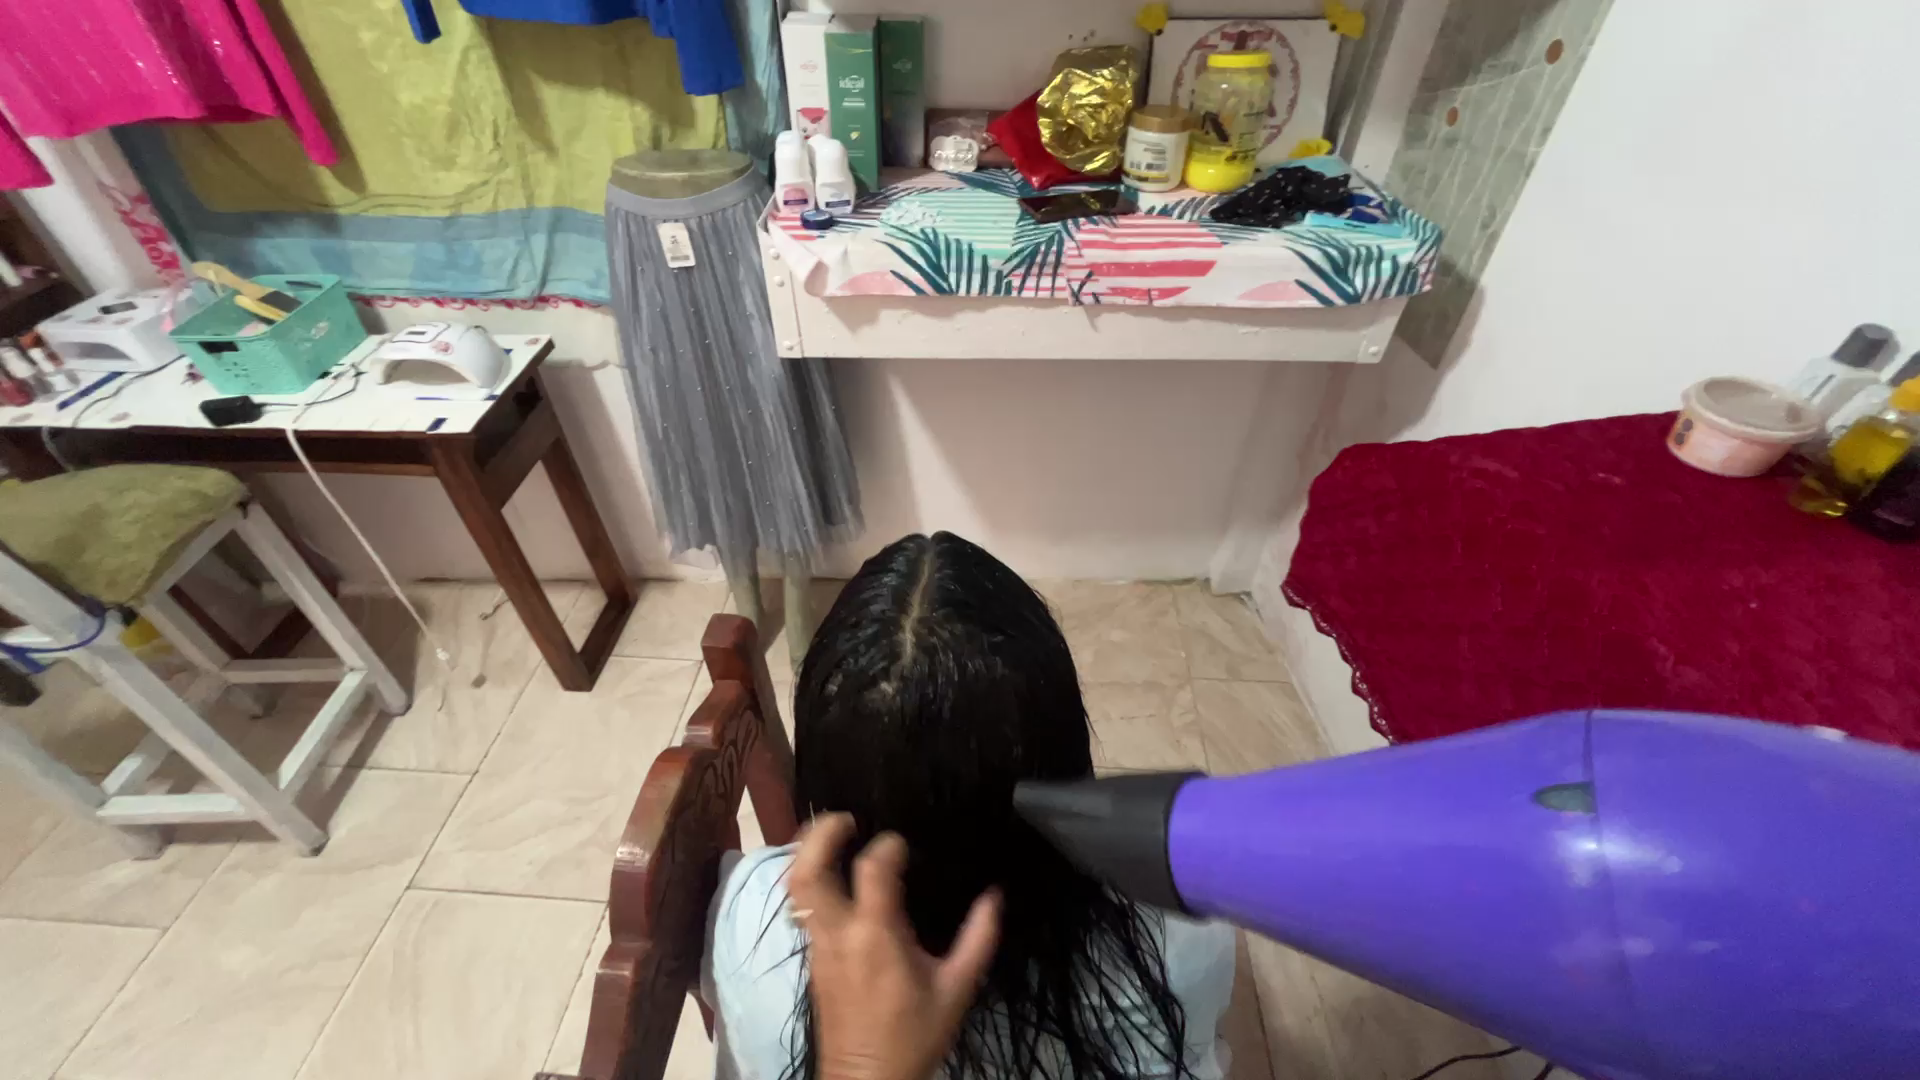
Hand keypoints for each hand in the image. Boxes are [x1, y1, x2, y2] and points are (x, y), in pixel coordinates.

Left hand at [787, 813, 1001, 1079]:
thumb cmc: (913, 1036)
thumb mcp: (957, 988)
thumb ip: (979, 938)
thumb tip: (995, 896)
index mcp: (876, 935)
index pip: (872, 869)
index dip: (888, 846)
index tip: (903, 844)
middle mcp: (839, 933)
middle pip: (810, 870)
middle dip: (823, 833)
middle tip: (846, 818)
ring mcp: (818, 945)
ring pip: (796, 887)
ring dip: (808, 852)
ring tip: (833, 834)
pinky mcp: (812, 958)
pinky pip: (802, 906)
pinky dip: (812, 878)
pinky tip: (833, 871)